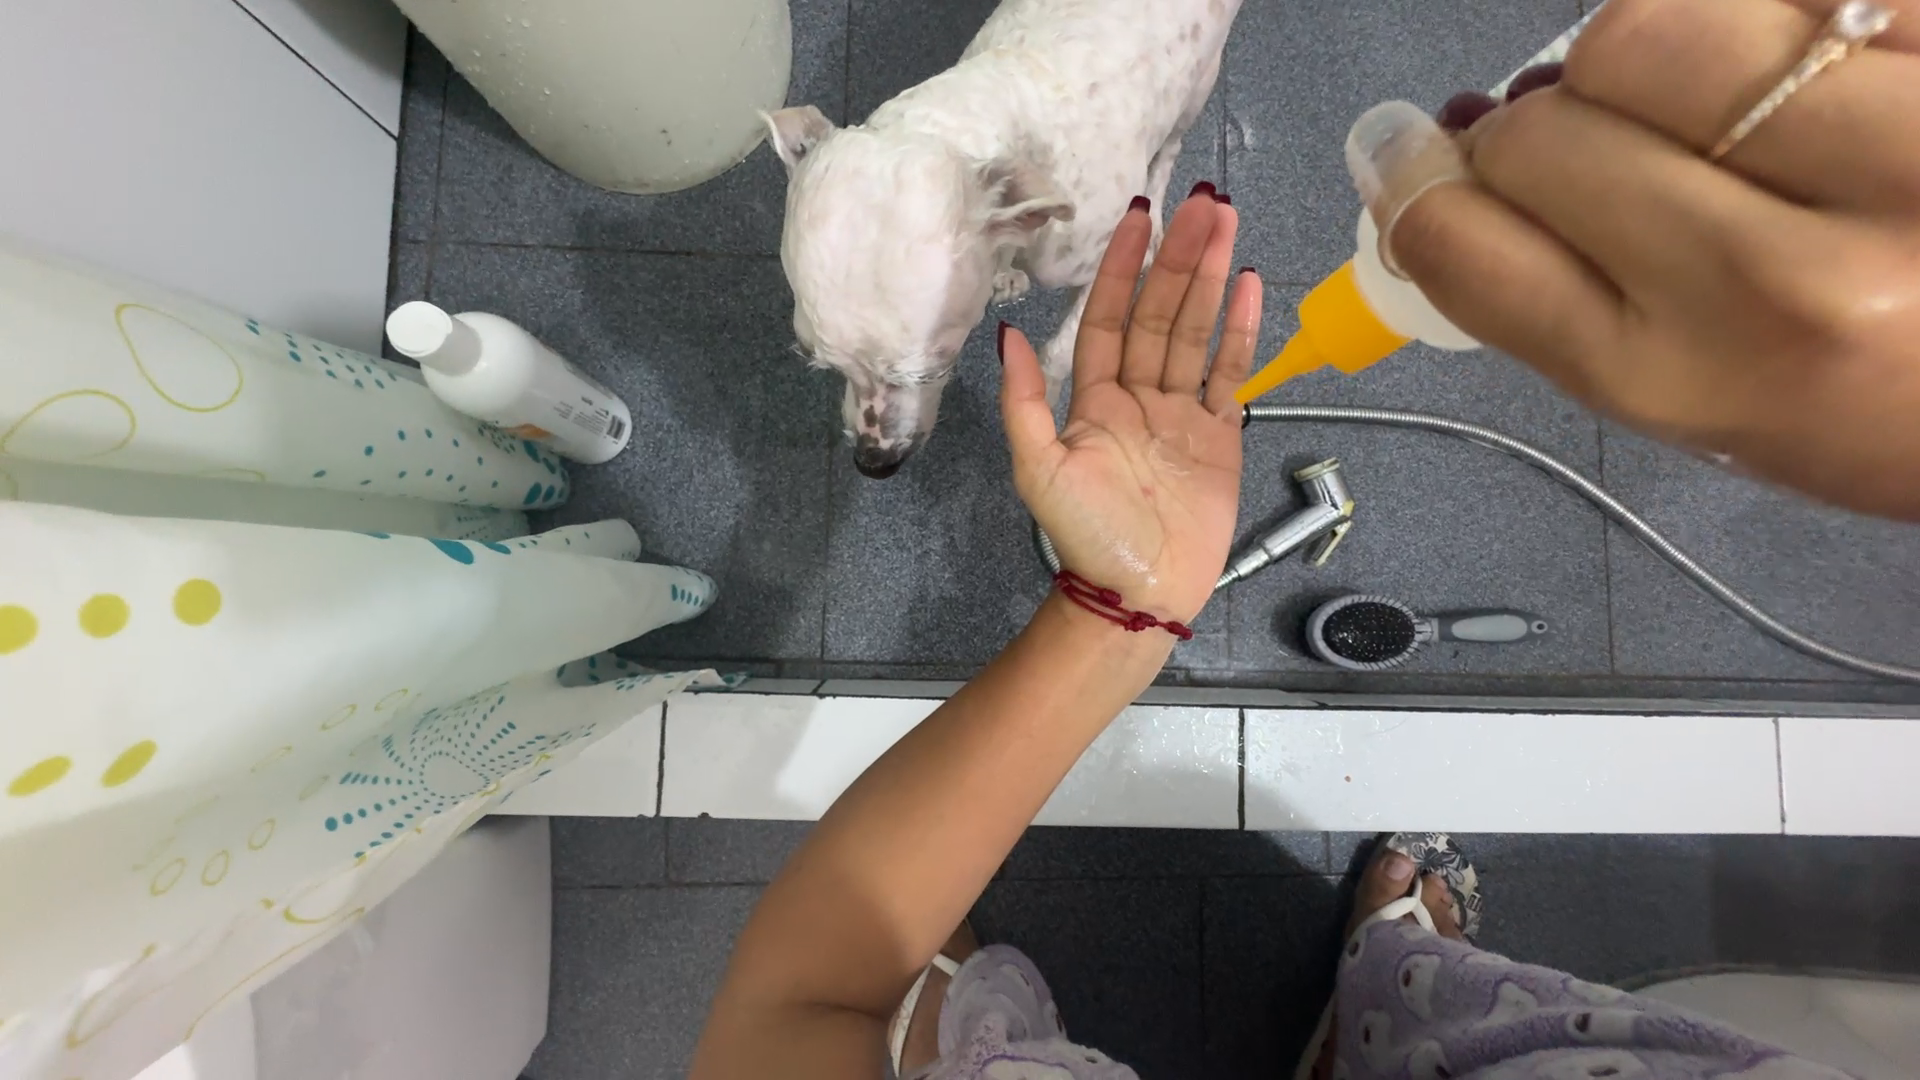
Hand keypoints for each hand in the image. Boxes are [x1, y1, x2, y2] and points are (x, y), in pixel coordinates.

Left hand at [999, 191, 1262, 623]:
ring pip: (1195, 334)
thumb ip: (1024, 401)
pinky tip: (1249, 287)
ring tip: (1227, 224)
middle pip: (1158, 315)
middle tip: (1203, 202)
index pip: (1108, 318)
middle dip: (1178, 259)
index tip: (1140, 216)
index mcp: (1093, 399)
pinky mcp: (1219, 435)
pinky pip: (1230, 376)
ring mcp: (1181, 413)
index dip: (1122, 268)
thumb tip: (1008, 335)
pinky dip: (1239, 333)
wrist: (1138, 590)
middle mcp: (1136, 396)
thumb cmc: (1087, 532)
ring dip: (1210, 281)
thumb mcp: (1040, 467)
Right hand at [1364, 0, 1919, 519]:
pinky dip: (1754, 20)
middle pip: (1536, 135)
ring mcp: (1910, 156)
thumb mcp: (1667, 388)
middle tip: (1565, 143)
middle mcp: (1773, 284)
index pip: (1461, 247)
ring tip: (1682, 93)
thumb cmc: (1854, 402)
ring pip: (1647, 31)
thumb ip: (1543, 293)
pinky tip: (1796, 70)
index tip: (1399, 153)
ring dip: (1624, 53)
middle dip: (1520, 129)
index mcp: (1664, 376)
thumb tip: (1430, 164)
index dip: (1407, 187)